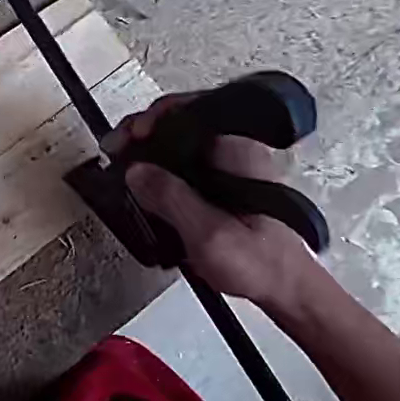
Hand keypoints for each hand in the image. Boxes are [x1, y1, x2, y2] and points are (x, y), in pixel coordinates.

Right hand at [108, 95, 327, 311]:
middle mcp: (236, 153)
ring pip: (179, 144)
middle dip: (144, 132)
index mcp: (239, 154)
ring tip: (124, 162)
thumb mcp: (209, 235)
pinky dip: (160, 168)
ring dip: (150, 149)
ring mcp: (227, 168)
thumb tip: (138, 172)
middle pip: (180, 123)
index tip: (130, 138)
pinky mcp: (219, 185)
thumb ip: (172, 199)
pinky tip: (144, 182)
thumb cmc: (261, 263)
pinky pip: (184, 165)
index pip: (189, 113)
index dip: (153, 119)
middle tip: (118, 148)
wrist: (281, 288)